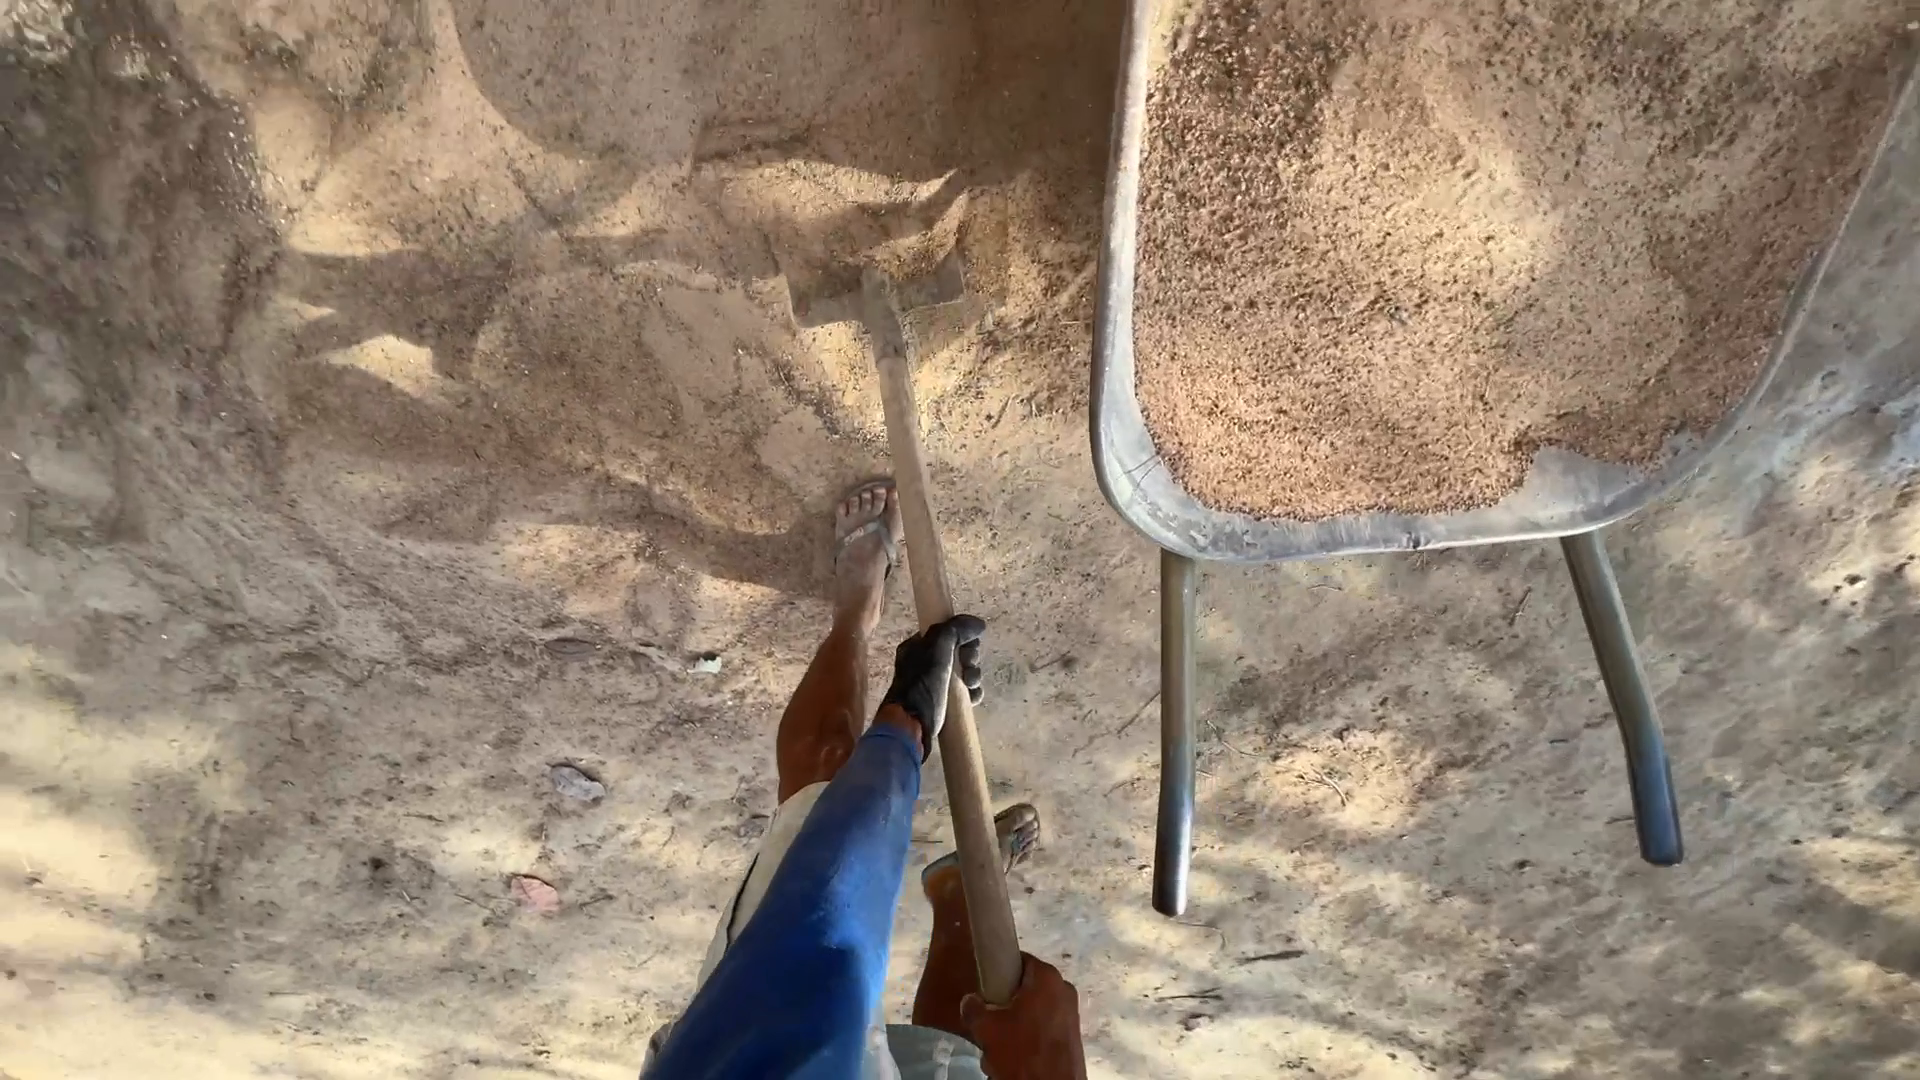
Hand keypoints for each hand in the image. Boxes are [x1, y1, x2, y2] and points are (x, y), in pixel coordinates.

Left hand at [879, 614, 984, 758]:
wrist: (912, 725)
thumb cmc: (922, 684)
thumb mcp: (937, 649)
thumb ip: (956, 630)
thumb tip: (978, 624)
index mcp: (918, 647)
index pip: (947, 632)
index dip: (963, 637)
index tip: (970, 645)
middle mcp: (925, 663)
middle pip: (958, 652)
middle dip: (970, 658)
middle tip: (968, 667)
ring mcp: (935, 684)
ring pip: (964, 672)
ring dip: (973, 676)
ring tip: (971, 686)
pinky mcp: (944, 703)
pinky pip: (964, 692)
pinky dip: (971, 693)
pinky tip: (972, 697)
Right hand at [960, 954, 1087, 1079]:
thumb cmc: (1022, 1052)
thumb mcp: (987, 1028)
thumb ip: (974, 1008)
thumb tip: (970, 1000)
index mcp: (1047, 976)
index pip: (1019, 960)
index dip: (1000, 972)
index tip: (987, 987)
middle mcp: (1063, 989)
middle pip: (1025, 989)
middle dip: (1005, 1007)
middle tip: (991, 1023)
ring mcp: (1071, 1014)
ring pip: (1033, 1013)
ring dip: (1014, 1028)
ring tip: (999, 1049)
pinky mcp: (1073, 1038)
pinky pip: (1044, 1031)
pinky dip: (1029, 1041)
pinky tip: (1014, 1059)